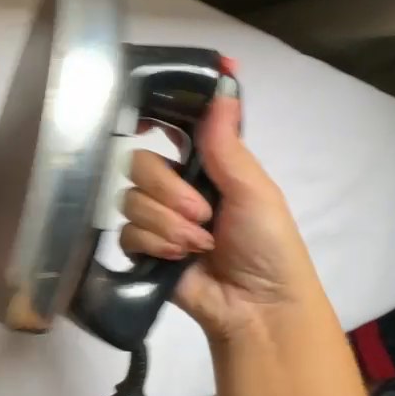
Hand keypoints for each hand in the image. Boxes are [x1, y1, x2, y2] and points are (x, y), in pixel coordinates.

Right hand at [119, 93, 325, 341]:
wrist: (258, 306)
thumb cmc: (270, 245)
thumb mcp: (254, 190)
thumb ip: (225, 144)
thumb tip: (224, 90)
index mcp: (203, 168)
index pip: (168, 131)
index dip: (152, 119)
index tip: (142, 121)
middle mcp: (173, 187)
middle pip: (138, 165)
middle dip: (168, 192)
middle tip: (201, 214)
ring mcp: (154, 216)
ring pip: (130, 199)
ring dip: (166, 224)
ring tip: (196, 245)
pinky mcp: (139, 245)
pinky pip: (124, 230)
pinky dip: (153, 243)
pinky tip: (176, 257)